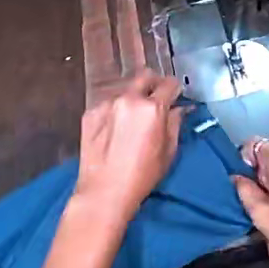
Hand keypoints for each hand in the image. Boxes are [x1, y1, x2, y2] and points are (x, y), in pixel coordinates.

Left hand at [70, 70, 184, 224]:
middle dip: (153, 84)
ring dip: (132, 98)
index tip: (174, 97)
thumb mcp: (169, 151)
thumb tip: (179, 108)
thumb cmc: (142, 175)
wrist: (104, 191)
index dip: (175, 90)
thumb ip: (175, 123)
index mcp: (152, 108)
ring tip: (131, 120)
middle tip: (155, 99)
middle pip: (145, 76)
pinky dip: (114, 110)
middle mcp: (128, 99)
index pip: (169, 83)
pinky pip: (107, 103)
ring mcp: (106, 103)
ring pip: (124, 90)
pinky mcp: (89, 112)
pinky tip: (113, 130)